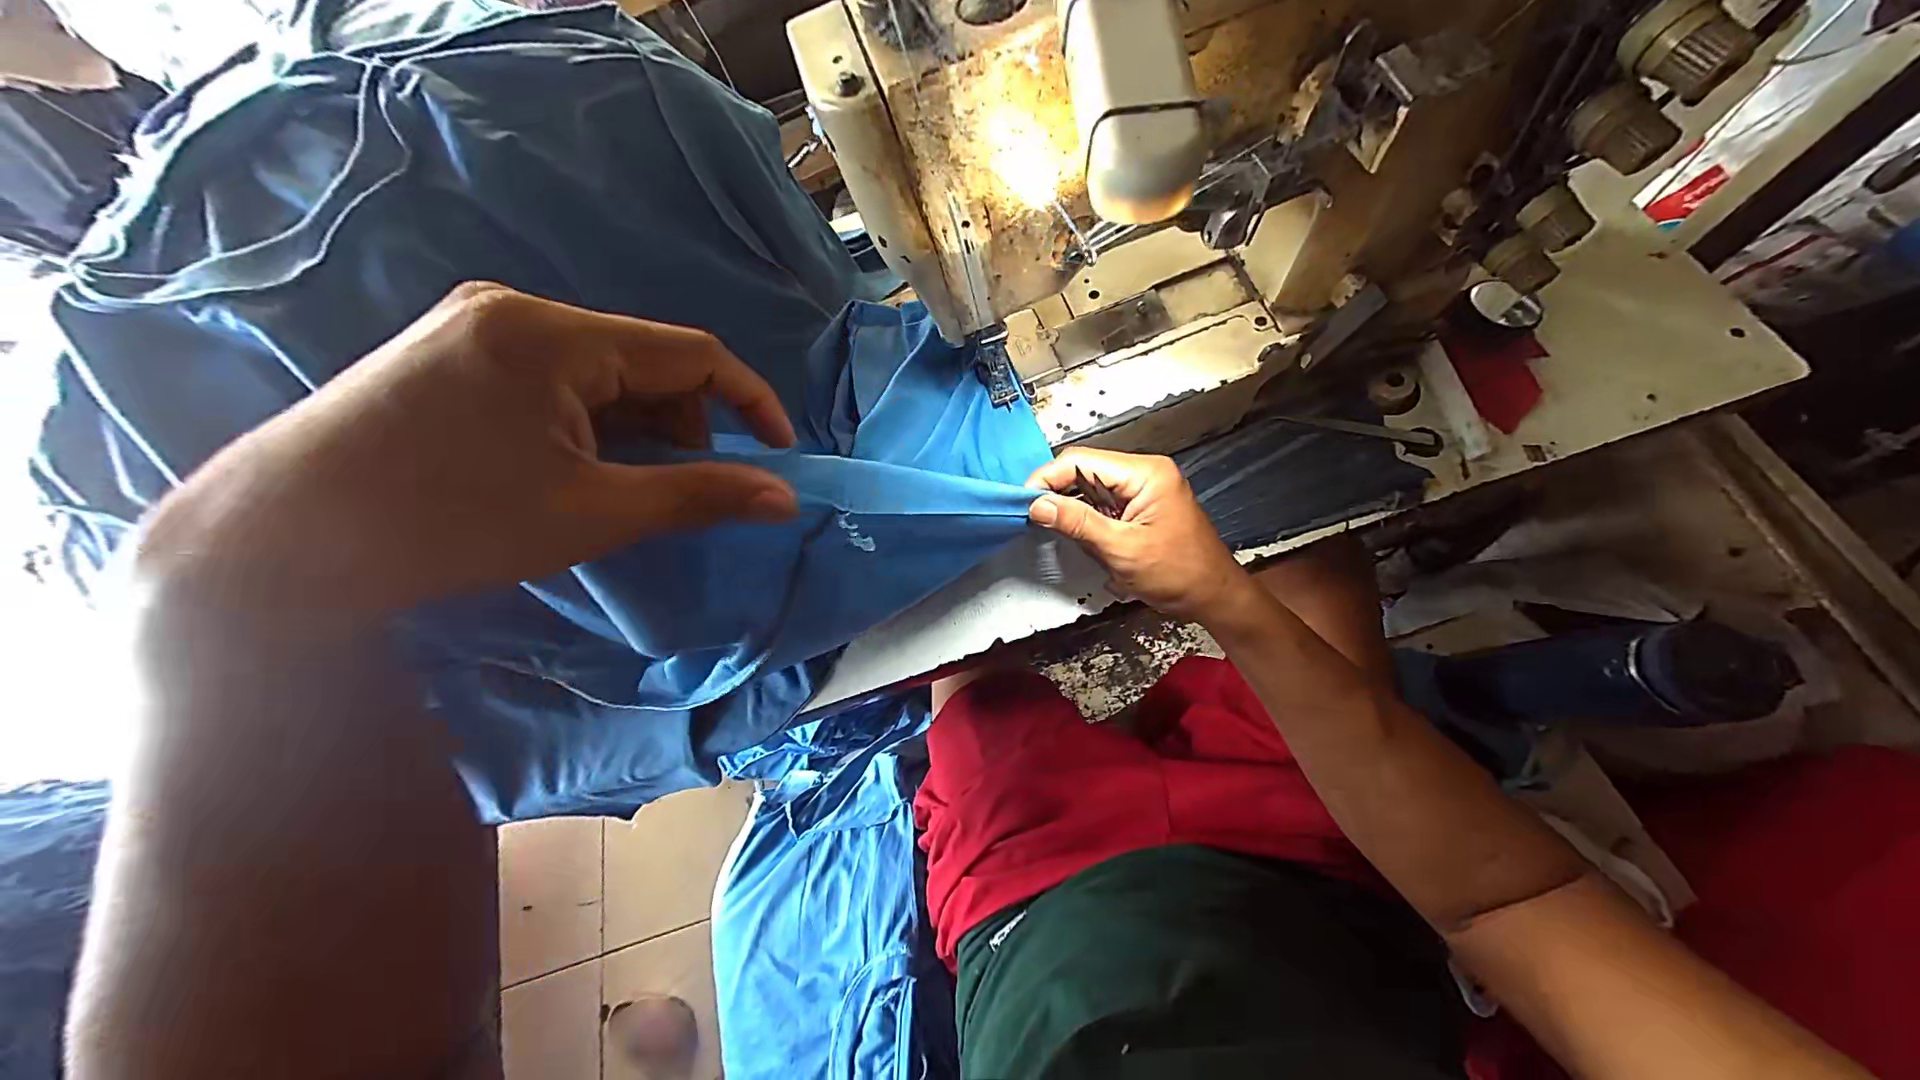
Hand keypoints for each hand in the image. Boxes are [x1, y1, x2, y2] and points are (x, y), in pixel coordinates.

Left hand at [138, 283, 801, 612]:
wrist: (281, 544)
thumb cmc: (454, 526)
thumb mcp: (596, 512)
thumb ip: (702, 497)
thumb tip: (786, 500)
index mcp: (554, 336)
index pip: (691, 354)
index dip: (751, 401)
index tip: (782, 452)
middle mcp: (517, 310)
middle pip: (647, 362)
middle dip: (684, 426)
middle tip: (682, 487)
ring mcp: (478, 326)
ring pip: (604, 372)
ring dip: (637, 428)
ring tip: (620, 486)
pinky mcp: (454, 352)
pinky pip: (559, 378)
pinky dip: (592, 422)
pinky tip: (574, 466)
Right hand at [1026, 447, 1254, 623]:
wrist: (1213, 597)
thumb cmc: (1181, 573)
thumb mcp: (1121, 549)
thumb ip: (1077, 523)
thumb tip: (1038, 505)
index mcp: (1146, 473)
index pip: (1081, 461)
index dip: (1048, 479)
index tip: (1026, 501)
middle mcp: (1144, 473)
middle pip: (1084, 471)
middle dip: (1059, 495)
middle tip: (1037, 518)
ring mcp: (1143, 489)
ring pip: (1090, 489)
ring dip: (1074, 510)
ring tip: (1066, 534)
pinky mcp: (1140, 506)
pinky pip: (1103, 504)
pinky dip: (1089, 520)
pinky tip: (1087, 539)